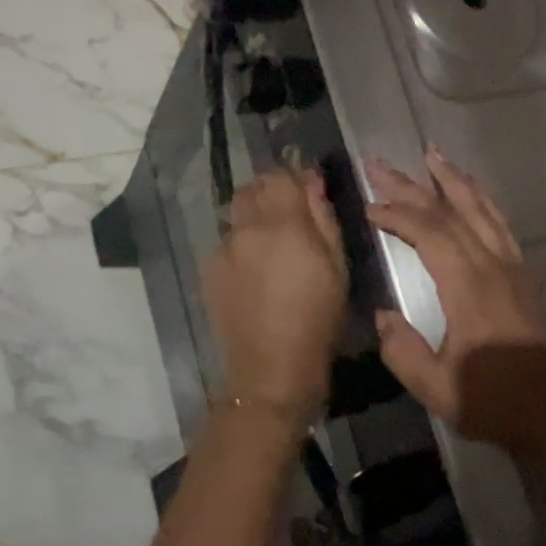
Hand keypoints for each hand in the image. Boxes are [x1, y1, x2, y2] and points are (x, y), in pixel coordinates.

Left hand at [203, 168, 347, 423]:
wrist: (271, 369)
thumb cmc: (317, 318)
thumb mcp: (337, 265)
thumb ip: (323, 217)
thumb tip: (312, 182)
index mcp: (282, 223)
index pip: (280, 175)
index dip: (295, 178)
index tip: (310, 191)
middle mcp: (245, 228)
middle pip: (251, 188)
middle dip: (271, 192)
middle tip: (292, 214)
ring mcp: (222, 250)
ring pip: (236, 215)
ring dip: (254, 217)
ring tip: (274, 244)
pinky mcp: (209, 272)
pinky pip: (226, 242)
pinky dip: (242, 244)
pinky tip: (257, 271)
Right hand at [366, 147, 545, 448]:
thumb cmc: (499, 400)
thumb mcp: (439, 389)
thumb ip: (403, 352)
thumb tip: (383, 317)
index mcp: (467, 286)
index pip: (429, 233)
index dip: (396, 214)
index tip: (368, 206)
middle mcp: (490, 264)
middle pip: (450, 211)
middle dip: (412, 185)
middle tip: (381, 162)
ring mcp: (510, 266)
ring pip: (479, 209)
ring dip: (453, 180)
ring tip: (433, 154)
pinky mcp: (521, 274)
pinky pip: (497, 223)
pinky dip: (481, 200)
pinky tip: (471, 193)